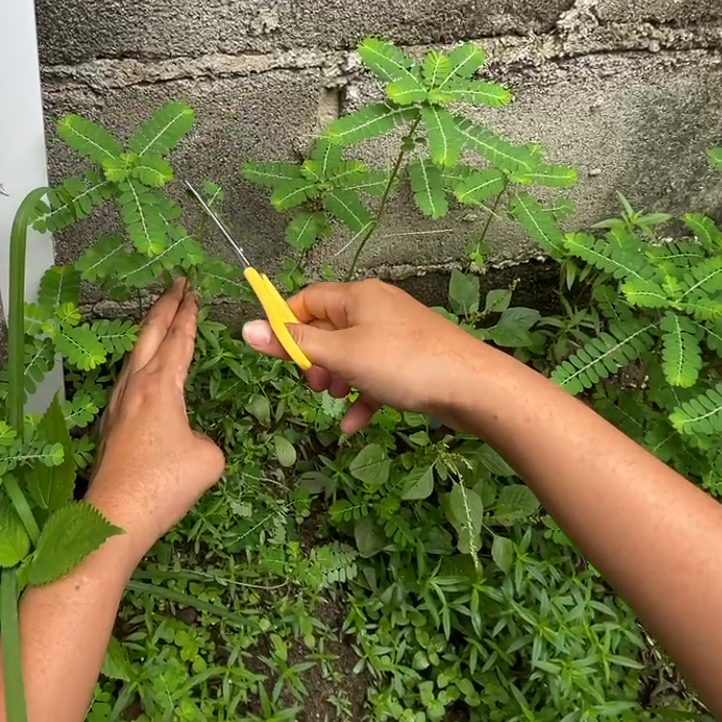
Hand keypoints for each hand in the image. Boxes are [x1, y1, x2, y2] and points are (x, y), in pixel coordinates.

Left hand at [84, 278, 224, 547]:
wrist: (115, 517)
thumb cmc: (164, 484)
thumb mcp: (207, 458)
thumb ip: (205, 438)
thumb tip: (189, 438)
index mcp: (159, 385)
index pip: (178, 339)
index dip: (188, 313)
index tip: (193, 290)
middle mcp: (134, 386)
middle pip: (149, 334)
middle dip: (164, 305)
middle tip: (176, 283)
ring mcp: (117, 405)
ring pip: (133, 355)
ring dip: (148, 331)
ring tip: (159, 319)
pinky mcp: (110, 425)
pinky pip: (127, 379)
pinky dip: (141, 361)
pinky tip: (143, 373)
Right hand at [242, 279, 506, 432]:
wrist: (475, 388)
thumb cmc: (403, 363)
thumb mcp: (342, 356)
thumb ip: (294, 344)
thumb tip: (246, 329)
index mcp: (357, 297)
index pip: (307, 299)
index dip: (285, 324)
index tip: (275, 355)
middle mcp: (375, 308)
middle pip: (328, 328)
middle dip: (314, 358)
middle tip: (313, 384)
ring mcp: (395, 335)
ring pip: (350, 354)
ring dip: (337, 378)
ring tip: (336, 398)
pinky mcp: (410, 361)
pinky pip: (375, 374)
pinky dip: (362, 395)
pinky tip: (355, 424)